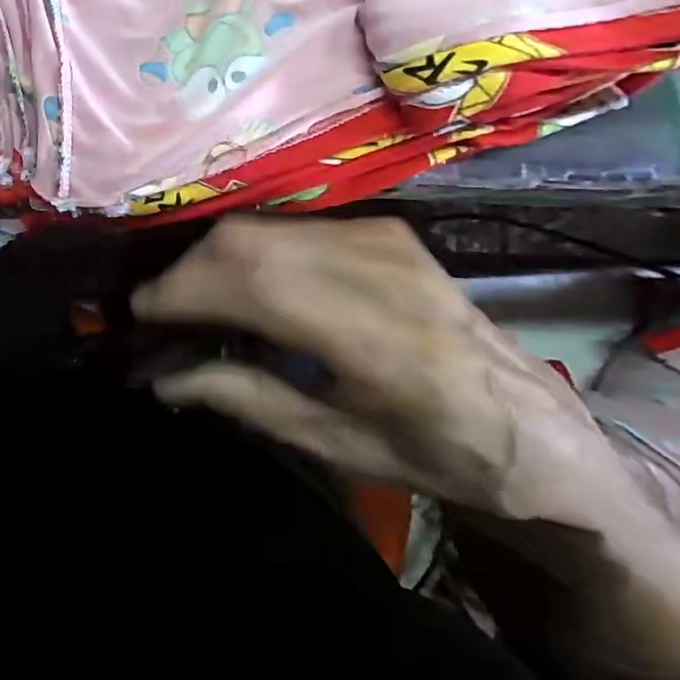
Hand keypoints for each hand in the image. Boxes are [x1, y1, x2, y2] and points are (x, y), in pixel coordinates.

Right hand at [133, 216, 627, 521]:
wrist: (542, 432)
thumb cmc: (441, 454)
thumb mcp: (340, 447)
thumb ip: (246, 400)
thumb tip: (161, 377)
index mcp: (382, 341)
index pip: (252, 286)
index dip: (180, 291)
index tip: (137, 313)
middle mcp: (383, 274)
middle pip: (244, 243)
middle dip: (182, 272)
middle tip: (159, 309)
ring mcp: (385, 241)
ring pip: (256, 227)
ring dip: (206, 258)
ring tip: (189, 297)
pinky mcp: (383, 228)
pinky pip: (282, 225)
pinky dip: (240, 249)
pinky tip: (234, 280)